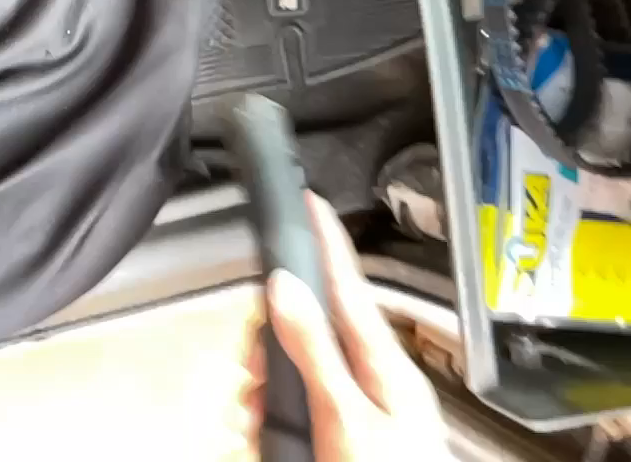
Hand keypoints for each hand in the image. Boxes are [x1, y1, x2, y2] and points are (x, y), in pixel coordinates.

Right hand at [266, 193, 449, 461]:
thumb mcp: (348, 420)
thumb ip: (315, 348)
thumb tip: (283, 281)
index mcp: (385, 366)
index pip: (349, 285)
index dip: (328, 239)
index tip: (309, 198)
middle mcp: (372, 378)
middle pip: (309, 324)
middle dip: (267, 337)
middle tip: (245, 369)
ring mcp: (356, 407)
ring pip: (293, 364)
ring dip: (261, 381)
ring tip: (246, 411)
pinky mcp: (339, 432)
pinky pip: (294, 401)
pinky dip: (267, 409)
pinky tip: (252, 426)